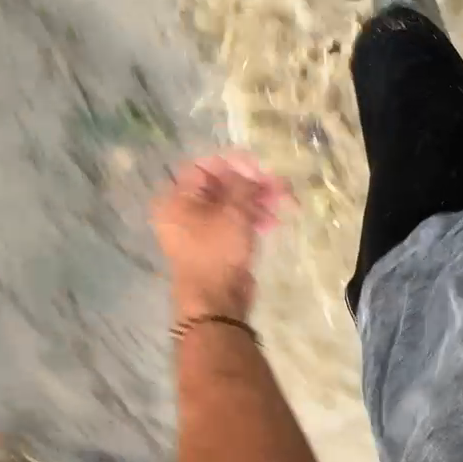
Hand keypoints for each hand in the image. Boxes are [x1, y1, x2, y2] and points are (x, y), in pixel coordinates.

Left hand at [152, 153, 289, 320]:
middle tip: (282, 189)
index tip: (263, 170)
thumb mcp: (233, 214)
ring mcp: (200, 226)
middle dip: (254, 185)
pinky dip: (253, 217)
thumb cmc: (218, 251)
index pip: (206, 167)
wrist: (216, 296)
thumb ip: (242, 187)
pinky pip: (234, 220)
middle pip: (222, 185)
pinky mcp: (216, 241)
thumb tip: (252, 172)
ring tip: (284, 208)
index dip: (236, 165)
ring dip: (259, 201)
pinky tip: (272, 223)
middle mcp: (184, 208)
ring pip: (232, 203)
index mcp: (178, 198)